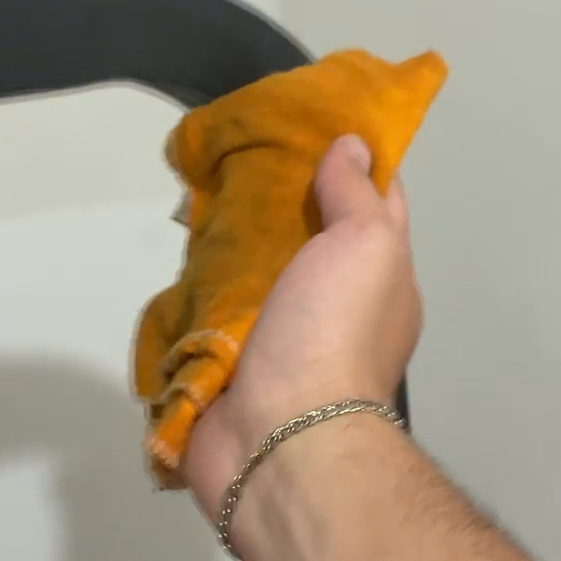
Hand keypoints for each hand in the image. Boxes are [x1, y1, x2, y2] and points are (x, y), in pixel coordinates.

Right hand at [182, 135, 423, 519]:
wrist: (279, 437)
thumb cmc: (334, 334)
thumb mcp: (367, 247)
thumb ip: (358, 196)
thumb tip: (353, 146)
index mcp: (380, 279)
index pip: (373, 204)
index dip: (352, 160)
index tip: (314, 123)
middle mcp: (335, 304)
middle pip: (309, 233)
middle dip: (279, 195)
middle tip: (240, 153)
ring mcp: (282, 333)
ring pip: (258, 267)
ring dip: (233, 236)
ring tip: (201, 193)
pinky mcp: (232, 357)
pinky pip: (216, 305)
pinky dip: (201, 279)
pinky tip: (180, 247)